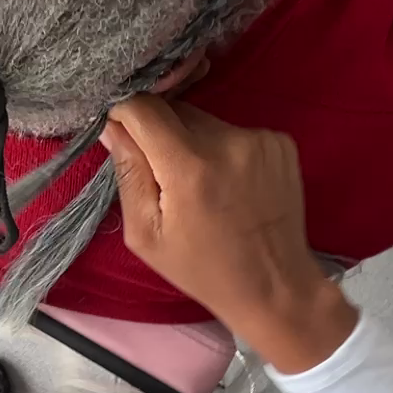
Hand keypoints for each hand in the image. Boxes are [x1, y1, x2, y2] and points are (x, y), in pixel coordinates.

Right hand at [102, 94, 356, 372]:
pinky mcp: (281, 141)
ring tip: (198, 185)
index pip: (144, 107)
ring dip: (190, 142)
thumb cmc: (200, 268)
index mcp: (189, 167)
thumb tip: (111, 128)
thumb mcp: (146, 235)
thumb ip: (128, 175)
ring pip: (204, 120)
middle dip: (158, 133)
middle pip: (175, 110)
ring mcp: (260, 138)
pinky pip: (232, 130)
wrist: (274, 284)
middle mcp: (228, 141)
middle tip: (161, 175)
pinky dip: (221, 148)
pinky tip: (227, 184)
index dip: (125, 114)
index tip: (119, 132)